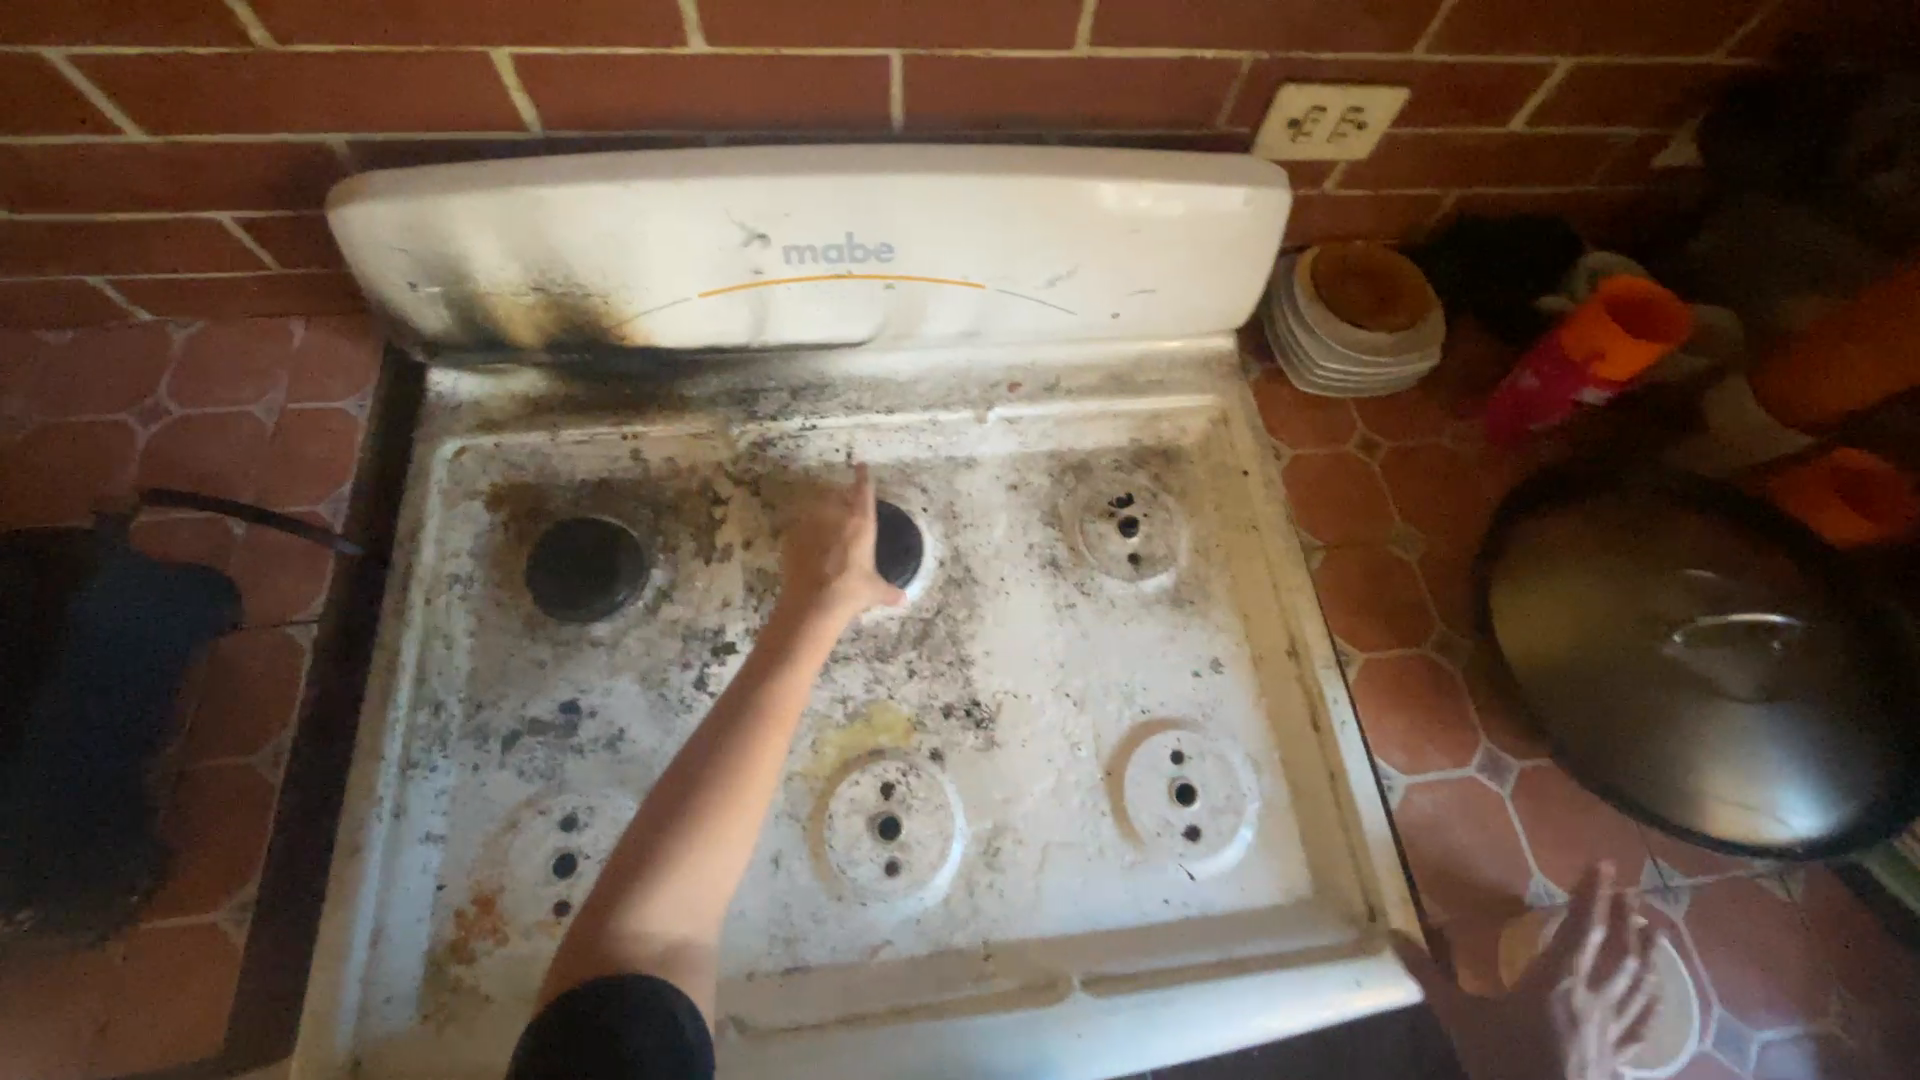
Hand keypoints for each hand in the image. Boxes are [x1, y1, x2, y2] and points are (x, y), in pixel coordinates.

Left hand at [775, 463, 906, 624]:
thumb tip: (902, 599)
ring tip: (820, 518)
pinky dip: (802, 529)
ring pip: (815, 506)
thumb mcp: (875, 591)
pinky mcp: (791, 536)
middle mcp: (836, 516)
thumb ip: (889, 591)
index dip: (863, 477)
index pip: (864, 491)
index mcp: (861, 523)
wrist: (814, 603)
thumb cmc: (852, 591)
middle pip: (836, 495)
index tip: (861, 466)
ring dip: (819, 509)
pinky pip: (798, 526)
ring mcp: (811, 524)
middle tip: (841, 500)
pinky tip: (804, 540)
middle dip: (839, 495)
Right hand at [1395, 862, 1659, 1079]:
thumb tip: (1393, 934)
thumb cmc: (1502, 1064)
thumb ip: (1428, 973)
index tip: (1601, 864)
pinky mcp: (1620, 1056)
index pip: (1580, 929)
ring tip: (1653, 927)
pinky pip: (1644, 1021)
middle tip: (1629, 886)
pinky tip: (1656, 992)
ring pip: (1640, 983)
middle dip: (1624, 915)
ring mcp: (1612, 1030)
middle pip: (1619, 951)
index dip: (1592, 894)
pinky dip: (1654, 1000)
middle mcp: (1592, 999)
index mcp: (1554, 982)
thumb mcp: (1458, 1017)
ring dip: (1648, 952)